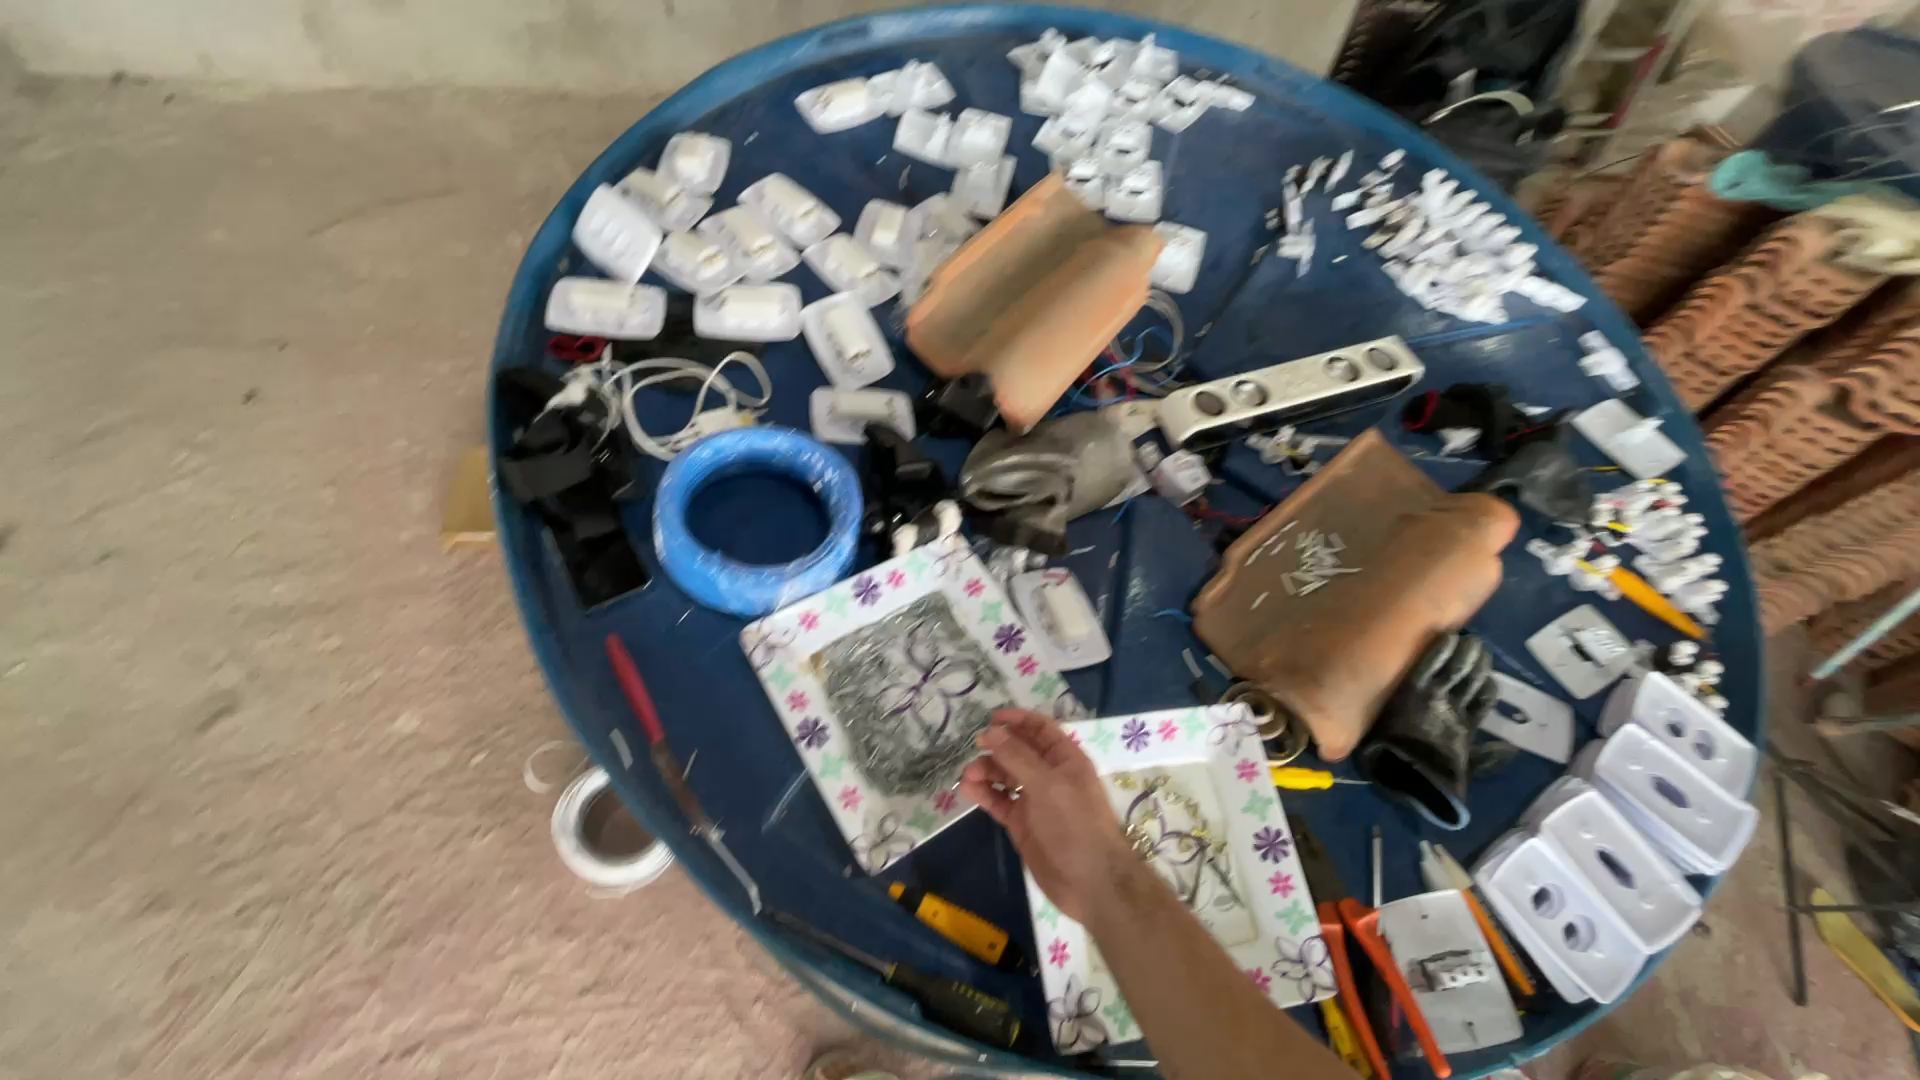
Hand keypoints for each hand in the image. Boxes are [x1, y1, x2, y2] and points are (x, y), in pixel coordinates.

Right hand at [959, 708, 1135, 924]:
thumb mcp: (1048, 785)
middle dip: (997, 747)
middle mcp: (1050, 775)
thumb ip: (1018, 757)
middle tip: (975, 747)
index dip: (1018, 720)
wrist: (1090, 882)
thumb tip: (991, 732)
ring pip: (1005, 776)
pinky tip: (968, 790)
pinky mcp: (1021, 823)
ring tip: (968, 776)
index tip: (992, 719)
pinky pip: (999, 801)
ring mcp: (1035, 800)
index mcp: (1065, 759)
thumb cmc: (1076, 825)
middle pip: (1018, 751)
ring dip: (986, 771)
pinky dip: (984, 794)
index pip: (1040, 729)